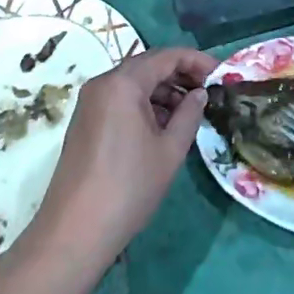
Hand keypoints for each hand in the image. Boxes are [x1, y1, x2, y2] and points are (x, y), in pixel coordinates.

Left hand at [23, 46, 217, 267]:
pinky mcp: (85, 124)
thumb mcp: (171, 149)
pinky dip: (146, 104)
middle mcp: (103, 85)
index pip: (168, 56)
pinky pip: (122, 100)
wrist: (72, 237)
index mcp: (123, 83)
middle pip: (149, 66)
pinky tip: (165, 126)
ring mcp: (90, 104)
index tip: (222, 75)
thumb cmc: (128, 187)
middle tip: (209, 91)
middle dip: (182, 74)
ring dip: (165, 91)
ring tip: (191, 112)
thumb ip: (190, 113)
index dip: (198, 61)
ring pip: (135, 83)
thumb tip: (200, 94)